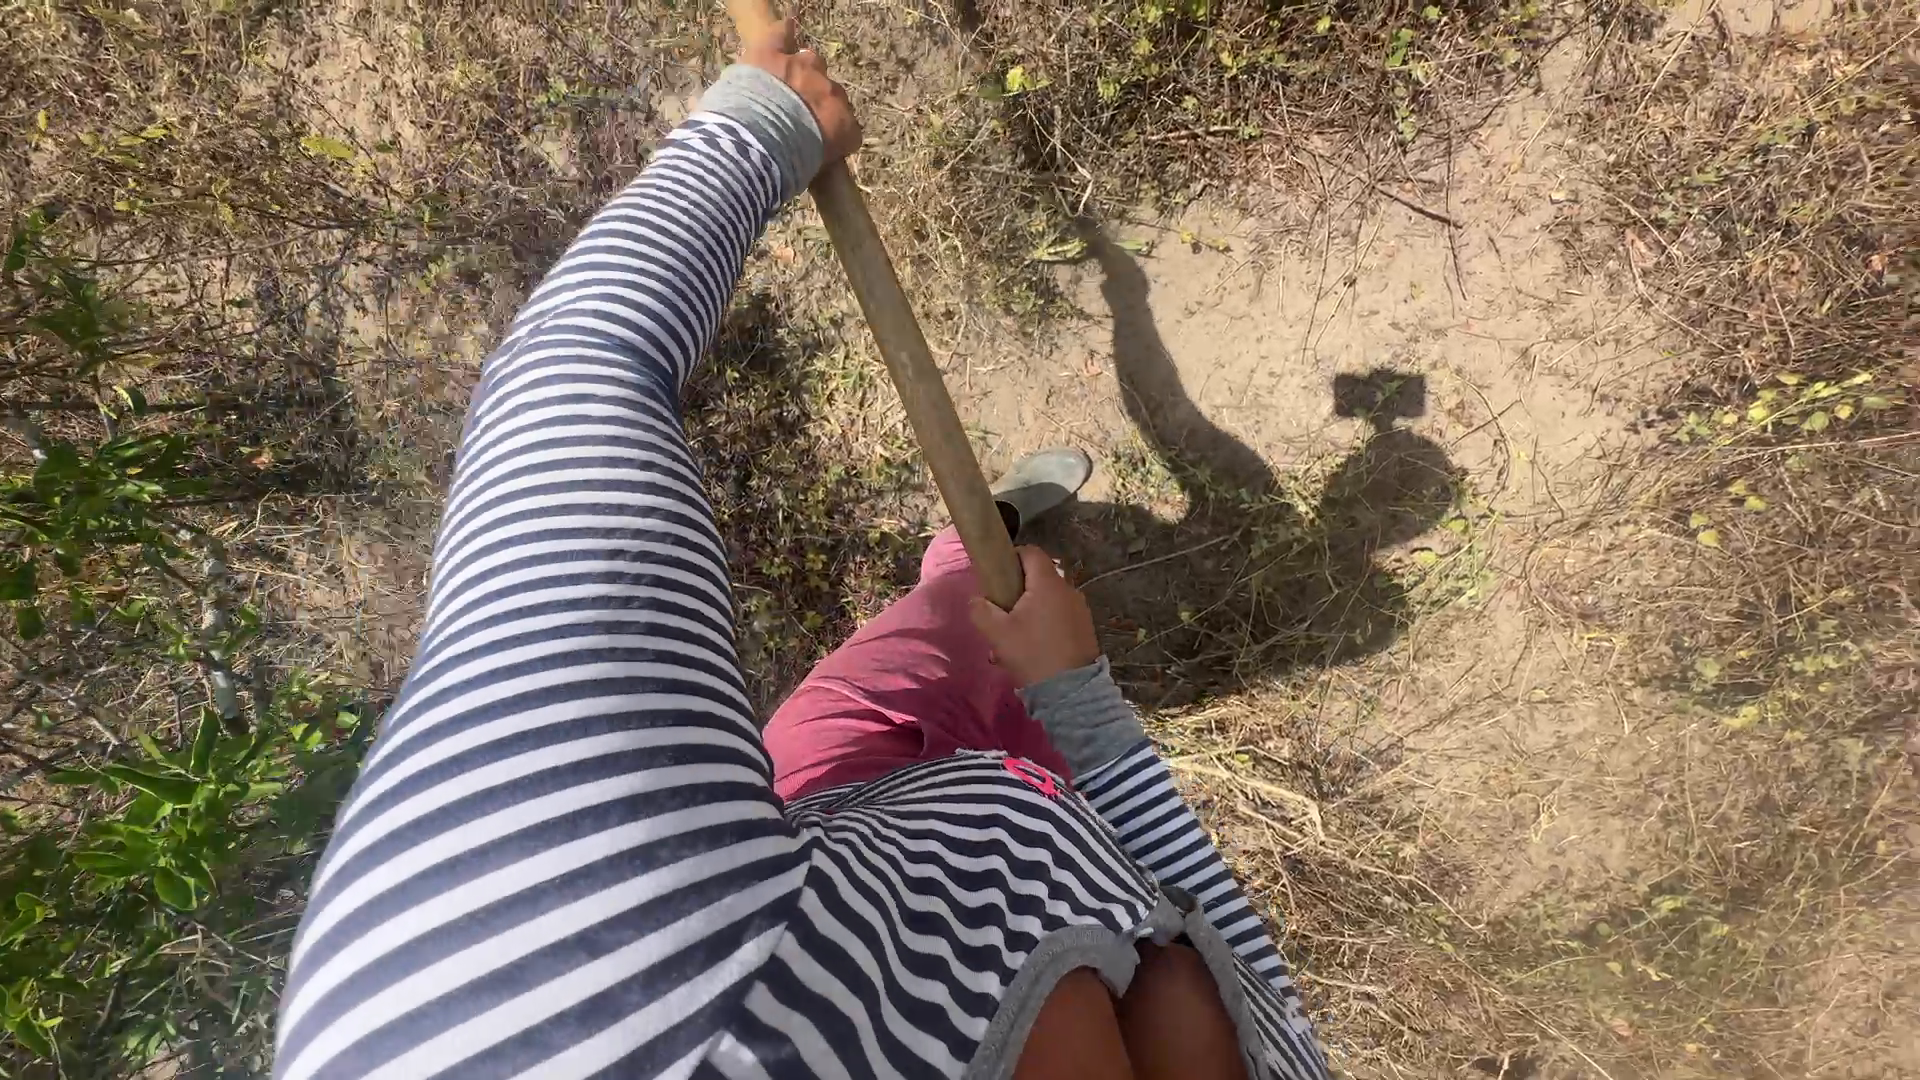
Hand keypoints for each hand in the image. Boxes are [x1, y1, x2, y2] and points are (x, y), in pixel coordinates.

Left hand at [740, 18, 862, 162]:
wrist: (758, 145)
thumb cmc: (787, 169)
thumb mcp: (812, 174)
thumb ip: (817, 161)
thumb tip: (808, 164)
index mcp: (844, 126)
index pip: (849, 129)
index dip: (834, 135)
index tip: (821, 146)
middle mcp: (831, 93)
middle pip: (831, 93)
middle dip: (817, 105)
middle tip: (797, 120)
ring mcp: (802, 69)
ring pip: (810, 63)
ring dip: (801, 74)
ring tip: (785, 87)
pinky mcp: (773, 54)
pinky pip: (782, 34)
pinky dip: (783, 35)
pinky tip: (783, 35)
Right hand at [969, 546, 1101, 688]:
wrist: (1070, 691)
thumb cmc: (1032, 654)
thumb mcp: (998, 634)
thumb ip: (981, 610)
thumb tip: (977, 599)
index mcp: (1048, 583)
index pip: (1030, 552)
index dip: (1012, 557)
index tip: (998, 575)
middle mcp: (1068, 589)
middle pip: (1039, 576)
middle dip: (1019, 589)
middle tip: (1002, 611)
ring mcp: (1080, 609)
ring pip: (1049, 598)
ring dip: (1031, 609)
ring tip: (1015, 635)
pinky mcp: (1085, 627)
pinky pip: (1060, 615)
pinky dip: (1046, 623)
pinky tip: (1033, 646)